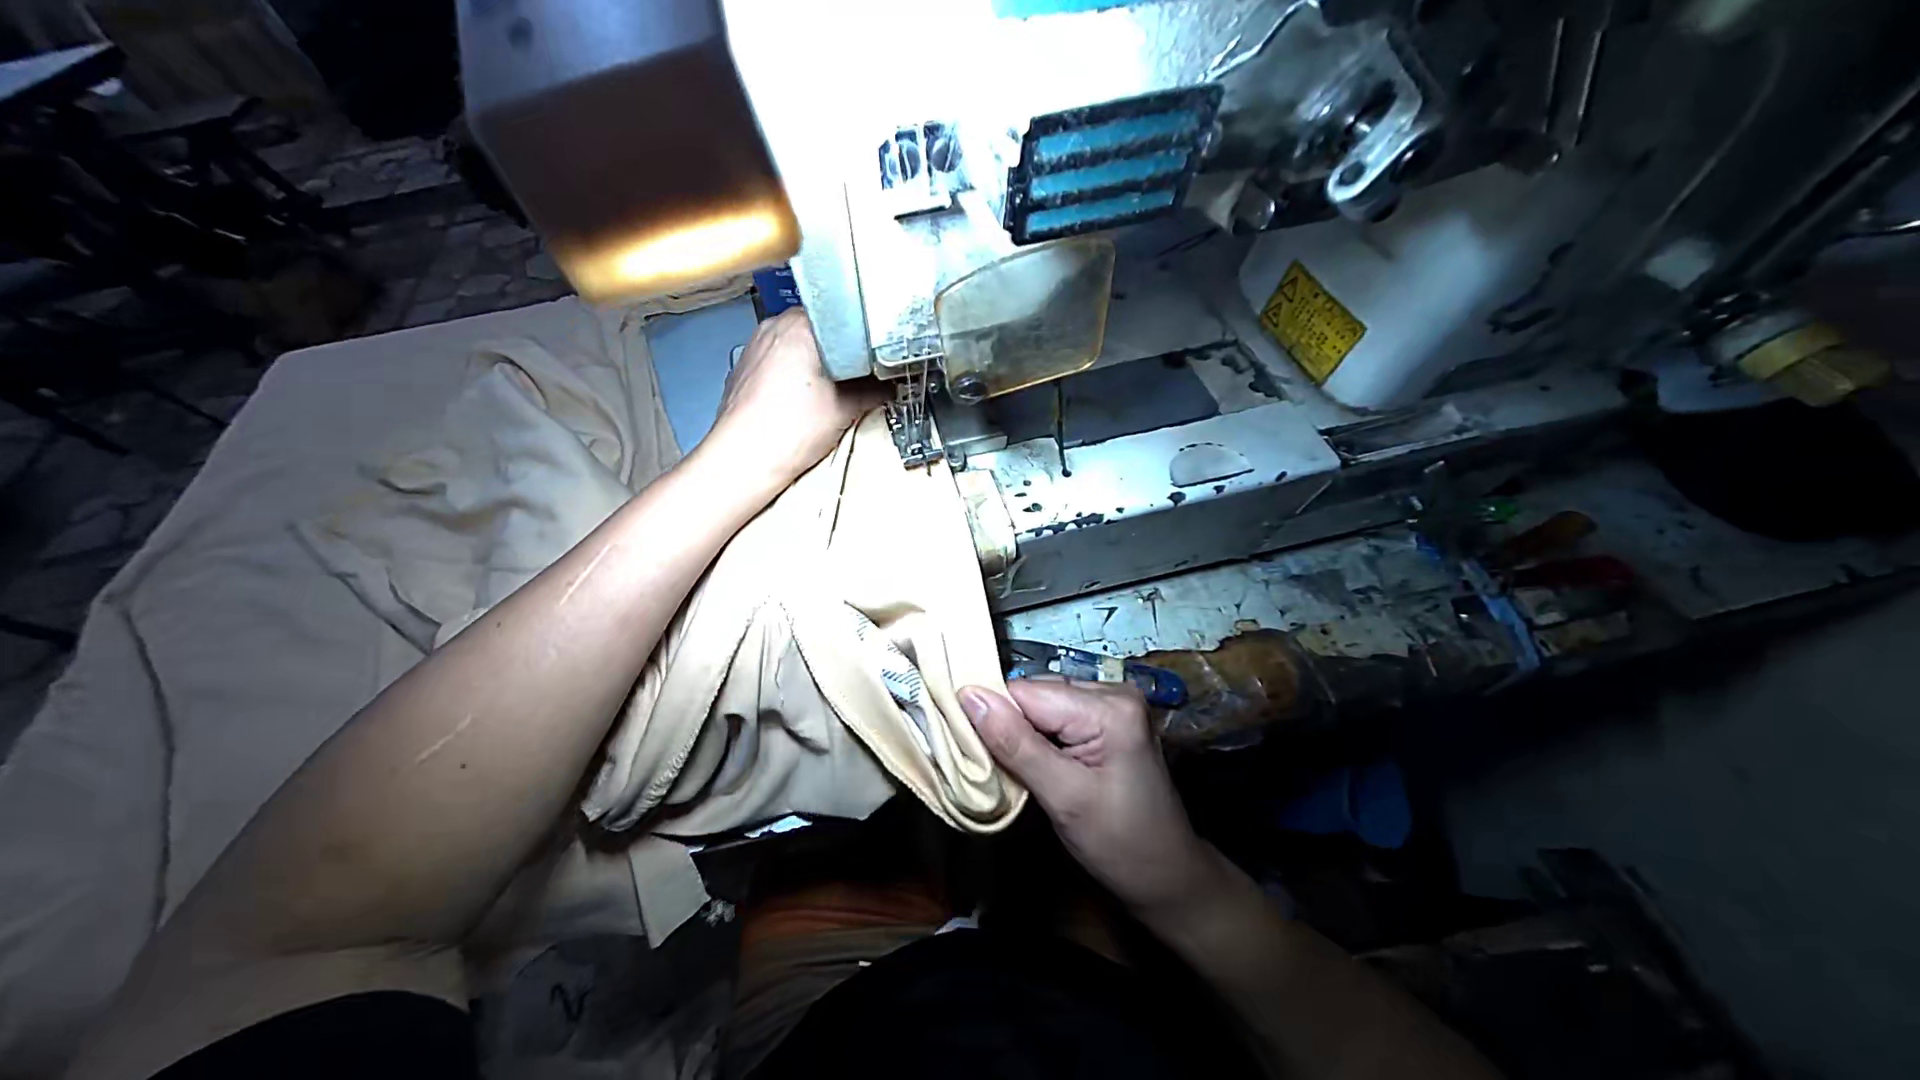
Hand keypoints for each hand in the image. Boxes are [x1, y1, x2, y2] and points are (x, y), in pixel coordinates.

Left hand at [710, 308, 886, 479]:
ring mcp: (755, 347)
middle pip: (820, 332)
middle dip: (840, 354)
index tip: (876, 358)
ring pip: (798, 348)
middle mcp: (773, 327)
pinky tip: (803, 402)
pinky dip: (794, 377)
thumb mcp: (846, 409)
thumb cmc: (787, 432)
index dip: (864, 339)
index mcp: (799, 324)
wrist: (744, 460)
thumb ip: (875, 391)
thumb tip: (891, 386)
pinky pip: (778, 364)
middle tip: (860, 379)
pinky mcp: (745, 369)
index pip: (844, 317)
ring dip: (816, 365)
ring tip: (831, 393)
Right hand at [960, 678, 1219, 914]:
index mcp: (1109, 706)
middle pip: (1034, 694)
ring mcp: (1112, 703)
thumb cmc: (1121, 845)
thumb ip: (1015, 743)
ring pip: (1041, 704)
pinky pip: (1056, 715)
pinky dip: (1039, 738)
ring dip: (1022, 733)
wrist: (1168, 876)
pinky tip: (1039, 764)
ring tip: (1020, 770)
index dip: (993, 717)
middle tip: (998, 768)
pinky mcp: (1108, 719)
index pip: (1026, 692)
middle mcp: (1113, 691)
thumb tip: (968, 696)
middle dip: (1009, 726)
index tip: (972, 751)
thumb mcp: (1063, 797)